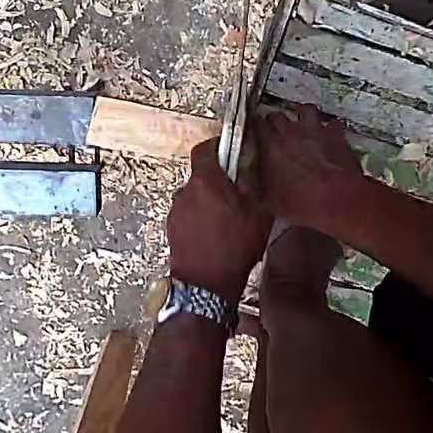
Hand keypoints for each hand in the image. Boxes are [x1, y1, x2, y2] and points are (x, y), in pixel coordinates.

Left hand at [167, 139, 271, 300]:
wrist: (206, 286)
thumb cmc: (232, 250)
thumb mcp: (259, 214)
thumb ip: (254, 187)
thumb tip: (251, 173)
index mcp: (206, 182)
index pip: (205, 149)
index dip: (217, 146)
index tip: (228, 149)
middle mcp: (185, 193)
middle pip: (201, 175)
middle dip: (218, 181)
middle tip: (237, 192)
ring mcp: (176, 212)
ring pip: (195, 196)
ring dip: (210, 202)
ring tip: (229, 219)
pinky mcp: (173, 230)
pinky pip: (189, 215)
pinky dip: (201, 219)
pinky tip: (217, 234)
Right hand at [254, 105, 367, 229]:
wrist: (336, 199)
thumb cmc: (303, 201)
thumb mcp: (271, 203)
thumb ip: (254, 193)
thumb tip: (244, 189)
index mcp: (271, 146)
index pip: (258, 125)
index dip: (256, 124)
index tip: (255, 127)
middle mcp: (292, 133)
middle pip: (278, 115)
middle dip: (274, 119)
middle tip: (274, 125)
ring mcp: (315, 130)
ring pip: (306, 109)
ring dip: (302, 113)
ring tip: (301, 117)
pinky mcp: (335, 134)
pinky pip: (333, 123)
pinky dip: (331, 126)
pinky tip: (330, 131)